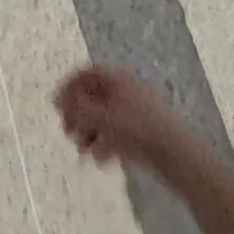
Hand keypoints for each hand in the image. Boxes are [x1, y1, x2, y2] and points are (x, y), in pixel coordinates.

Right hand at [55, 65, 177, 165]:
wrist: (176, 154)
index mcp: (117, 78)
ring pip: (103, 118)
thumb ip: (76, 108)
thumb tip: (57, 100)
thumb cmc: (136, 128)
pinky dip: (106, 144)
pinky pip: (117, 134)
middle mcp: (126, 90)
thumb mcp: (100, 116)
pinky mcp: (142, 132)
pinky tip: (103, 160)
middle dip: (78, 116)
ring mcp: (136, 112)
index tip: (57, 107)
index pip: (86, 73)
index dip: (68, 87)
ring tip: (84, 151)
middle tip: (68, 132)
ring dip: (89, 134)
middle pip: (93, 97)